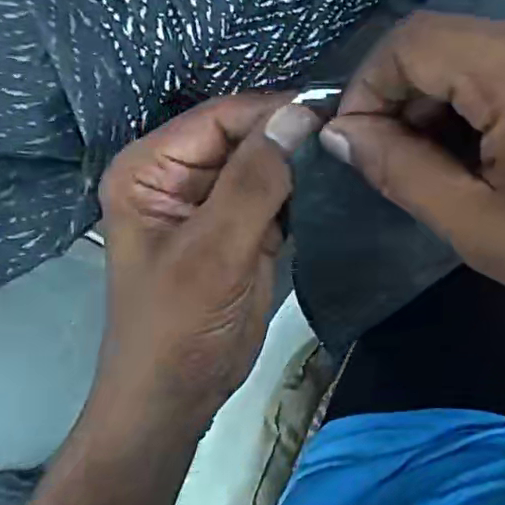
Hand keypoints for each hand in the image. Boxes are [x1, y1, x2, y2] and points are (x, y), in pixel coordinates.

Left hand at [91, 93, 320, 433]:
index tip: (337, 113)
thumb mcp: (215, 250)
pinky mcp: (244, 227)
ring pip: (267, 163)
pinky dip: (307, 191)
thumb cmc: (179, 324)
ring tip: (353, 158)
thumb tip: (300, 114)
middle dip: (294, 135)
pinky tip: (339, 187)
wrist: (179, 393)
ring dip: (305, 162)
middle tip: (353, 137)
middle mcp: (180, 176)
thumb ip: (255, 181)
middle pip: (246, 136)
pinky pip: (279, 194)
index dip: (275, 111)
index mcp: (151, 168)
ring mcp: (215, 203)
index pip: (220, 118)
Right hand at [320, 10, 504, 387]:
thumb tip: (344, 133)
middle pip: (459, 43)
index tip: (360, 141)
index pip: (415, 41)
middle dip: (419, 100)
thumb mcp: (480, 226)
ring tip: (463, 169)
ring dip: (464, 101)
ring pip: (498, 52)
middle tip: (409, 166)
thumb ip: (400, 168)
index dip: (372, 87)